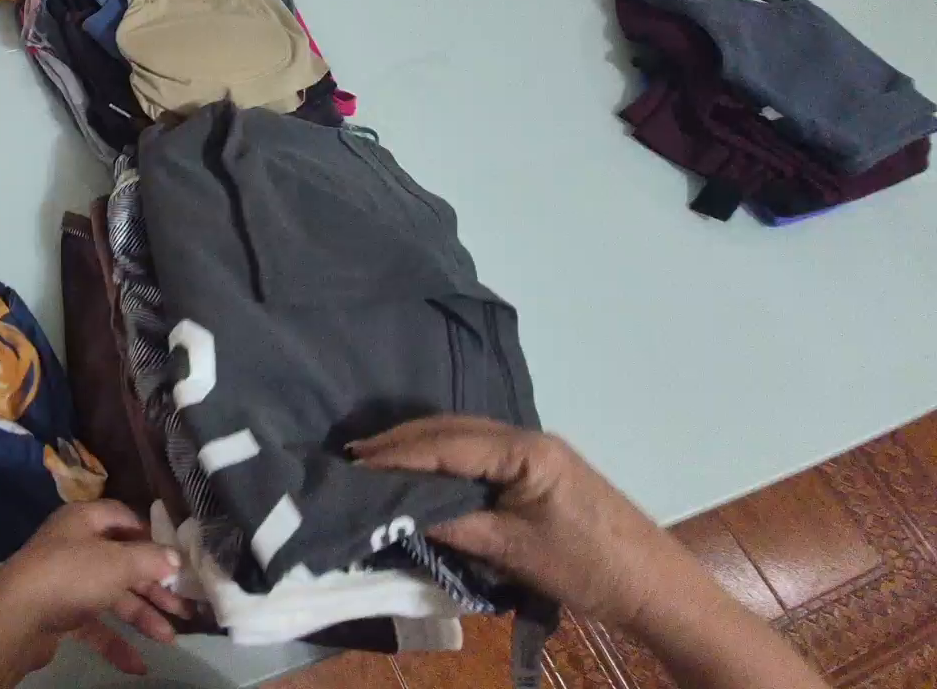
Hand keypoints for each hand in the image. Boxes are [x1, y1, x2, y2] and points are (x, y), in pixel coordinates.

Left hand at [0, 500, 189, 688]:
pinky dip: (116, 641)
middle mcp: (75, 544)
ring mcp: (66, 578)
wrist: (17, 617)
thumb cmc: (70, 575)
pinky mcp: (59, 610)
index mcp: (84, 520)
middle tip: (184, 607)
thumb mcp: (116, 563)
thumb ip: (149, 559)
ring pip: (111, 594)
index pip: (123, 517)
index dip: (150, 535)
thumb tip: (175, 557)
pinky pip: (94, 623)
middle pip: (121, 560)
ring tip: (170, 639)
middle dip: (153, 585)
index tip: (175, 558)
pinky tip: (139, 664)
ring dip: (141, 615)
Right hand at [351, 414, 703, 630]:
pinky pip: (477, 447)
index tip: (357, 462)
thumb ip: (452, 523)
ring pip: (461, 433)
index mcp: (524, 450)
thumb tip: (395, 512)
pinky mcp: (539, 464)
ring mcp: (535, 448)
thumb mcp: (513, 549)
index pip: (445, 443)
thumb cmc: (590, 570)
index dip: (398, 453)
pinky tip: (422, 466)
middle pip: (449, 428)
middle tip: (356, 454)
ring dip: (419, 444)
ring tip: (378, 458)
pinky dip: (443, 454)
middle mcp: (527, 437)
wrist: (665, 595)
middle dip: (401, 440)